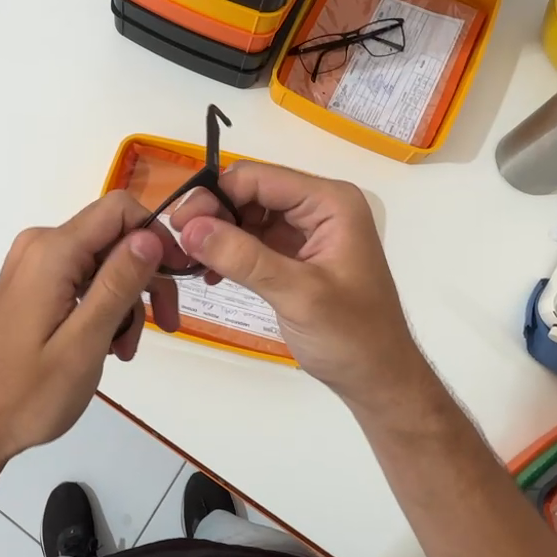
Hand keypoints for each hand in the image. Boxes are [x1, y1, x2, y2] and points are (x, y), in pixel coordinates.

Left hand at [0, 192, 180, 470]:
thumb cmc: (29, 393)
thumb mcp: (85, 342)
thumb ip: (118, 283)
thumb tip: (150, 234)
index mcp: (52, 252)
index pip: (119, 209)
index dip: (157, 235)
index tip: (180, 276)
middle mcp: (40, 245)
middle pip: (114, 238)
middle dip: (146, 278)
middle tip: (166, 325)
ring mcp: (33, 264)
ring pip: (102, 262)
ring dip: (125, 301)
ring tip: (125, 349)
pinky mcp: (32, 284)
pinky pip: (81, 278)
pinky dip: (102, 306)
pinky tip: (107, 346)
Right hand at [171, 163, 431, 410]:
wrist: (377, 379)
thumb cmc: (351, 336)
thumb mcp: (297, 294)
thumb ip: (243, 258)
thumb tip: (189, 229)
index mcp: (330, 202)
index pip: (259, 178)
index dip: (215, 195)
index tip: (179, 226)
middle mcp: (318, 206)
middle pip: (250, 192)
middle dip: (213, 214)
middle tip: (179, 246)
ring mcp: (306, 229)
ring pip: (246, 214)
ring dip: (216, 233)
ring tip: (189, 260)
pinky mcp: (294, 252)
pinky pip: (251, 238)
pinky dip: (228, 250)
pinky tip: (209, 273)